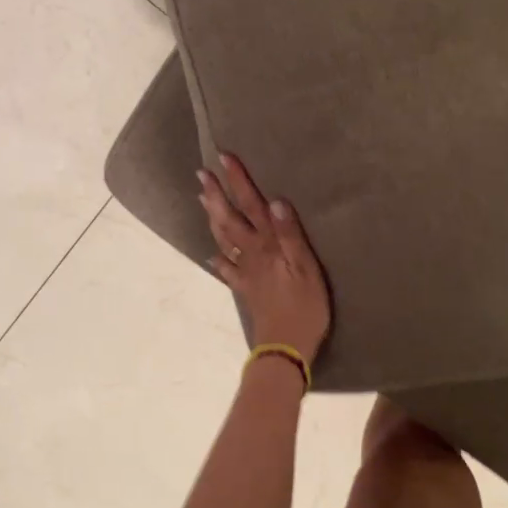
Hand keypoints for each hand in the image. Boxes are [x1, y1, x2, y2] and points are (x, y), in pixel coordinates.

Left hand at [199, 154, 331, 364]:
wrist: (285, 349)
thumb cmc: (304, 307)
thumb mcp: (306, 268)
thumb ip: (291, 235)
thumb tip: (276, 199)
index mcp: (269, 244)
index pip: (252, 204)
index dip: (238, 181)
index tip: (224, 157)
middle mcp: (253, 253)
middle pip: (230, 219)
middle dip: (216, 194)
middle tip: (201, 174)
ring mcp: (246, 272)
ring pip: (224, 239)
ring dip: (213, 217)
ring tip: (203, 200)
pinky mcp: (246, 290)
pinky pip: (228, 270)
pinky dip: (219, 259)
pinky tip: (212, 256)